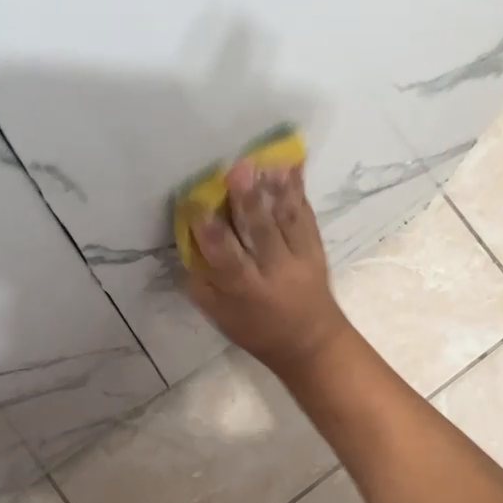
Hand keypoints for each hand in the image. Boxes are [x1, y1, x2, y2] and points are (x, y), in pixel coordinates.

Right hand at [186, 158, 350, 373]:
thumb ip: (203, 284)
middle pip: (261, 232)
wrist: (311, 341)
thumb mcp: (222, 317)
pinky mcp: (315, 247)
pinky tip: (290, 164)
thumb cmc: (258, 330)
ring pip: (286, 219)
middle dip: (248, 201)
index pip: (227, 260)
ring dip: (276, 188)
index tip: (199, 208)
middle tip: (237, 170)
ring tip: (266, 161)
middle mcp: (274, 271)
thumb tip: (187, 244)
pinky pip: (306, 215)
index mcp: (246, 291)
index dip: (212, 235)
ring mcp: (299, 257)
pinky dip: (298, 189)